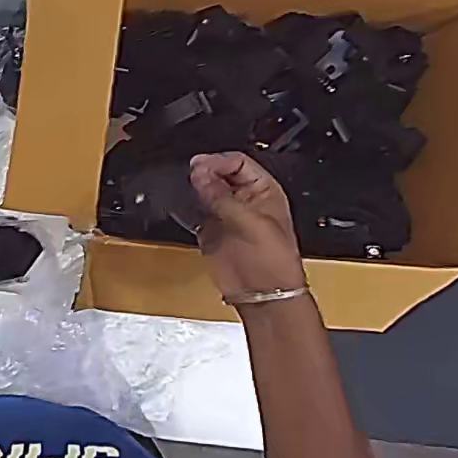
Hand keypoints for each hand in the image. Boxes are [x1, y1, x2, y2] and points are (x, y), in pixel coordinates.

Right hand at [189, 152, 307, 300]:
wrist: (263, 295)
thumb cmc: (274, 262)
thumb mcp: (252, 224)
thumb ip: (224, 199)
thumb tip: (202, 175)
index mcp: (263, 191)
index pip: (238, 163)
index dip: (219, 162)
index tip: (201, 166)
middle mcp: (244, 201)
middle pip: (219, 174)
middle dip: (205, 172)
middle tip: (192, 175)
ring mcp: (226, 216)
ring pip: (205, 191)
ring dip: (195, 189)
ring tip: (187, 188)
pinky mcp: (211, 231)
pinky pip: (195, 213)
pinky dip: (187, 207)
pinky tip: (183, 204)